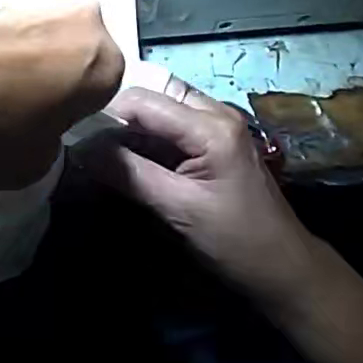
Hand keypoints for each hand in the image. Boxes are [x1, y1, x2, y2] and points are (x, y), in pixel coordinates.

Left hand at [0, 0, 124, 197]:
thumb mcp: (27, 165)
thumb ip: (50, 132)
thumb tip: (36, 116)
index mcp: (99, 53)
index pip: (103, 77)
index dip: (71, 99)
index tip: (38, 114)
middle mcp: (71, 1)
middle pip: (71, 29)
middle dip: (48, 53)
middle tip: (2, 84)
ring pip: (29, 5)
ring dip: (10, 27)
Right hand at [90, 80, 323, 306]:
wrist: (283, 267)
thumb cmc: (235, 241)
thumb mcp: (177, 209)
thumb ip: (128, 174)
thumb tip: (80, 150)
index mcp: (210, 125)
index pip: (142, 100)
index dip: (106, 116)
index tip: (79, 139)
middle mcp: (214, 111)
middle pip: (153, 95)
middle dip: (118, 116)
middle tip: (88, 143)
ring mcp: (217, 123)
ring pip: (161, 107)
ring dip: (131, 127)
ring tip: (101, 150)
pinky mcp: (214, 139)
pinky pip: (172, 124)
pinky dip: (147, 137)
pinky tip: (127, 157)